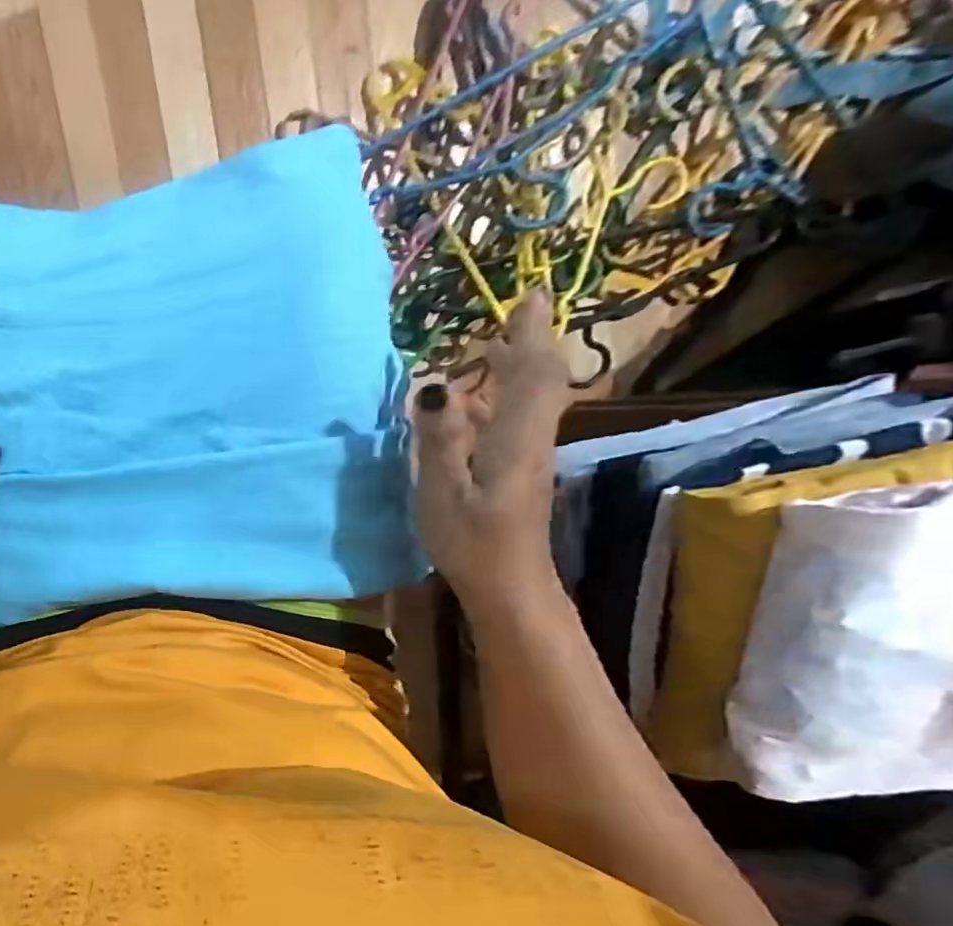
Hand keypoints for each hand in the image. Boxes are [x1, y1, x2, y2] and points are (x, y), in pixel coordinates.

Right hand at [413, 291, 573, 609]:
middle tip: (512, 311)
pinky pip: (515, 417)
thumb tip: (432, 386)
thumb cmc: (471, 541)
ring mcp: (527, 455)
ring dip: (514, 367)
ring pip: (529, 398)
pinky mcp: (518, 469)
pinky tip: (476, 402)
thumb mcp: (442, 491)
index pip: (530, 373)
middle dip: (527, 342)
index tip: (527, 295)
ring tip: (488, 348)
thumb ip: (438, 438)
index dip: (528, 333)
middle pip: (539, 380)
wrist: (509, 584)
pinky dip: (501, 396)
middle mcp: (530, 438)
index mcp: (514, 439)